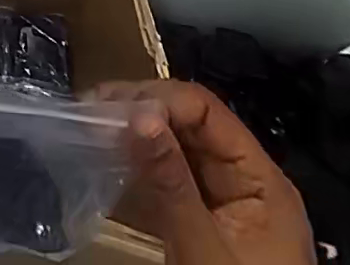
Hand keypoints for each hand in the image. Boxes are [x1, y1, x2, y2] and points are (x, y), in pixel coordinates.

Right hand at [94, 80, 313, 264]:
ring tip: (90, 125)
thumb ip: (171, 183)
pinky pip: (167, 172)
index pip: (206, 110)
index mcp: (260, 179)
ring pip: (174, 142)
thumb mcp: (203, 254)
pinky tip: (106, 154)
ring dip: (133, 130)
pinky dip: (136, 159)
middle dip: (140, 108)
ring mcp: (221, 197)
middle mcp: (242, 178)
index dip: (160, 100)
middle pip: (189, 119)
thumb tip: (137, 114)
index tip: (111, 110)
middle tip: (89, 111)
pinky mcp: (200, 216)